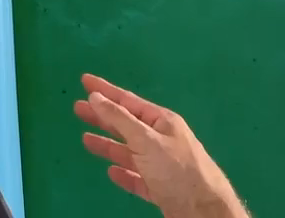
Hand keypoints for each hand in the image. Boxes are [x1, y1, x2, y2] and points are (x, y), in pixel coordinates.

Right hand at [74, 73, 246, 217]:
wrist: (207, 217)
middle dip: (102, 117)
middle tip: (78, 109)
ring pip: (130, 151)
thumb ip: (119, 118)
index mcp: (162, 122)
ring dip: (108, 145)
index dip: (105, 90)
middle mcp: (163, 140)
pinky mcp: (163, 190)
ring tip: (86, 140)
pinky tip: (112, 172)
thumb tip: (95, 96)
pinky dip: (124, 173)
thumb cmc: (178, 171)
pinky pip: (138, 177)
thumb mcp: (146, 140)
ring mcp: (163, 166)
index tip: (84, 80)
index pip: (128, 101)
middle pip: (127, 125)